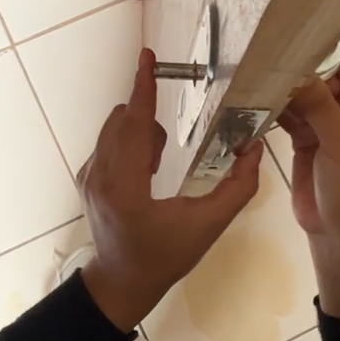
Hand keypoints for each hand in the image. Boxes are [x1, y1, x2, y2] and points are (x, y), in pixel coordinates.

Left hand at [78, 49, 263, 331]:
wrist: (122, 282)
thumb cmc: (166, 256)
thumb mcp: (208, 225)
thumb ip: (237, 187)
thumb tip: (253, 148)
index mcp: (125, 185)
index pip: (135, 124)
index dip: (144, 88)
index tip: (147, 58)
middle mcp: (99, 173)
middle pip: (124, 119)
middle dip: (151, 120)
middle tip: (172, 151)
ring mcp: (89, 175)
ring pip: (115, 128)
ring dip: (142, 132)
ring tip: (161, 165)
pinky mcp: (86, 177)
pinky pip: (108, 142)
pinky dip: (130, 143)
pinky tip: (147, 172)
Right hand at [278, 44, 339, 319]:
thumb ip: (317, 100)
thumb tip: (294, 66)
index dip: (325, 47)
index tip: (292, 31)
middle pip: (323, 75)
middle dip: (297, 66)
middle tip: (263, 49)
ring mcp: (328, 125)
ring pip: (304, 95)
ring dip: (283, 87)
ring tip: (252, 69)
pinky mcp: (307, 141)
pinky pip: (290, 115)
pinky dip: (275, 108)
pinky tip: (253, 95)